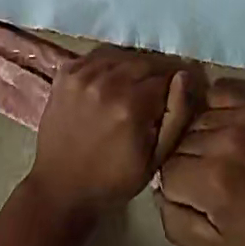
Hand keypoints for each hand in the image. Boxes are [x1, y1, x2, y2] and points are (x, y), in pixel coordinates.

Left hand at [26, 47, 195, 219]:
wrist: (60, 190)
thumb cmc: (114, 179)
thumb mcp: (156, 158)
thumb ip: (177, 114)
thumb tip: (184, 75)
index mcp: (132, 105)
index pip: (167, 76)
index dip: (172, 87)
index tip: (169, 100)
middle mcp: (107, 83)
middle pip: (146, 61)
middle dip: (154, 76)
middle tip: (151, 97)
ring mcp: (83, 76)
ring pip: (123, 55)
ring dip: (132, 68)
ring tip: (130, 89)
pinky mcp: (66, 74)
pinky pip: (99, 55)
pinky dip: (109, 64)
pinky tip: (109, 82)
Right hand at [155, 80, 244, 245]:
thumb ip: (176, 220)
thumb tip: (161, 190)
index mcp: (211, 181)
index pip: (164, 172)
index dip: (174, 189)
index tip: (192, 199)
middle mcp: (224, 140)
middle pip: (177, 142)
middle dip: (184, 163)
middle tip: (204, 183)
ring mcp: (244, 116)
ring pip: (195, 119)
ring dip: (199, 137)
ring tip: (217, 157)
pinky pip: (219, 91)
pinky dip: (213, 107)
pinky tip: (222, 127)